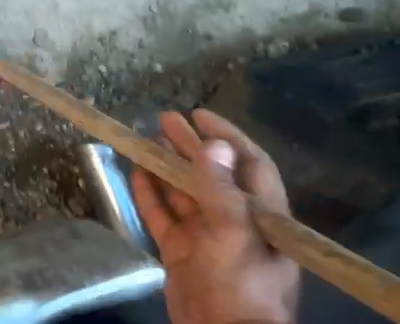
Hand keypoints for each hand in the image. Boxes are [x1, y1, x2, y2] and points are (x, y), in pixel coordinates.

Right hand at [130, 109, 301, 323]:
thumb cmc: (240, 283)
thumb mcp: (233, 234)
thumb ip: (220, 189)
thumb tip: (215, 143)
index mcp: (264, 219)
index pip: (251, 167)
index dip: (228, 138)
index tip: (199, 115)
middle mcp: (237, 223)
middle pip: (213, 175)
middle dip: (190, 146)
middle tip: (163, 118)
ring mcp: (207, 237)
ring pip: (183, 191)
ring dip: (165, 165)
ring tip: (144, 139)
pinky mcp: (181, 250)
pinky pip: (162, 214)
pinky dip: (149, 193)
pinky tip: (135, 173)